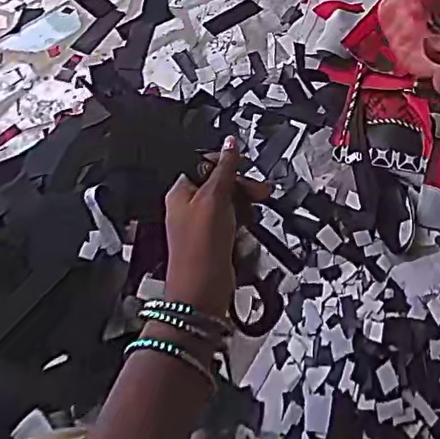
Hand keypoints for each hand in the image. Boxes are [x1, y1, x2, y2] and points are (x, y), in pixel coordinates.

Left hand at [163, 138, 269, 317]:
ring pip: (231, 203)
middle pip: (221, 183)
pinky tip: (245, 232)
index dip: (225, 163)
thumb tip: (230, 144)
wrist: (202, 294)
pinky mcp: (216, 241)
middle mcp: (190, 207)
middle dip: (241, 187)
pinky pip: (235, 223)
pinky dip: (243, 225)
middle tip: (258, 191)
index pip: (204, 164)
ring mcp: (203, 225)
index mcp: (181, 191)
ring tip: (250, 216)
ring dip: (244, 207)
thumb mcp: (214, 199)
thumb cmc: (198, 250)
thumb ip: (224, 169)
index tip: (242, 165)